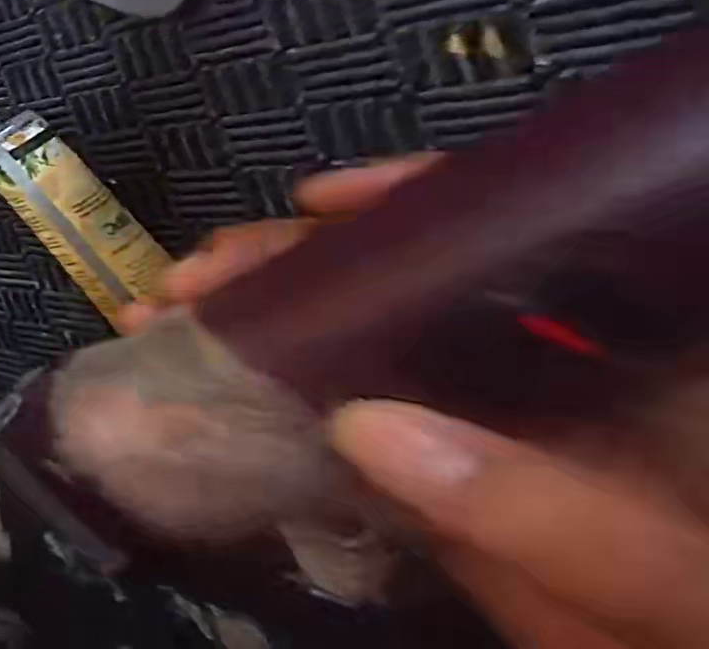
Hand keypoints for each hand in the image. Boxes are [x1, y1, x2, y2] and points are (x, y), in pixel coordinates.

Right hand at [125, 155, 708, 646]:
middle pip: (368, 277)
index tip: (314, 201)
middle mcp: (495, 360)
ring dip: (230, 316)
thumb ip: (552, 513)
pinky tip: (175, 375)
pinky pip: (304, 405)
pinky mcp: (394, 459)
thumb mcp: (672, 578)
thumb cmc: (688, 610)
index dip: (402, 201)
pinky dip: (238, 389)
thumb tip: (365, 429)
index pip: (488, 239)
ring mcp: (434, 406)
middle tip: (191, 279)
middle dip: (266, 262)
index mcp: (585, 352)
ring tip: (154, 316)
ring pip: (319, 332)